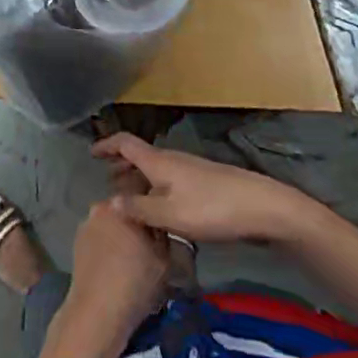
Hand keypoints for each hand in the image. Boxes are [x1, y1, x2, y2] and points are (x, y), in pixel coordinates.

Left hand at [66, 199, 172, 332]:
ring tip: (133, 254)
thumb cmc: (136, 282)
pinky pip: (98, 234)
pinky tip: (115, 261)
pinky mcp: (77, 240)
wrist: (98, 308)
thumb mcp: (163, 259)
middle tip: (150, 240)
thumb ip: (162, 233)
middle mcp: (99, 207)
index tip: (162, 213)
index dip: (152, 201)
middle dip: (136, 219)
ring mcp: (85, 223)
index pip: (139, 191)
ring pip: (110, 221)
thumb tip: (160, 223)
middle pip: (123, 207)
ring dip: (121, 230)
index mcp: (120, 206)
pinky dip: (108, 242)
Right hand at [93, 133, 317, 244]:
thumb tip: (109, 202)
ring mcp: (191, 169)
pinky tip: (164, 208)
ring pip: (156, 168)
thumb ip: (138, 209)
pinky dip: (157, 186)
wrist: (265, 207)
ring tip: (132, 197)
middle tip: (109, 179)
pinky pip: (170, 178)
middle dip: (121, 164)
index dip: (106, 145)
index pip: (124, 143)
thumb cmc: (212, 208)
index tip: (92, 153)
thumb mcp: (170, 215)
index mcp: (157, 161)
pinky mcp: (207, 182)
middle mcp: (171, 159)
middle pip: (139, 155)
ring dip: (140, 177)